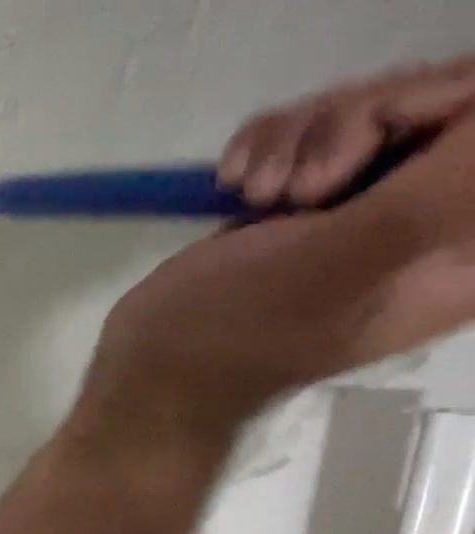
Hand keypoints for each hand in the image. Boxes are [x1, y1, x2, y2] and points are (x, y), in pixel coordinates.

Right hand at [74, 61, 474, 448]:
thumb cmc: (240, 329)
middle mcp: (435, 214)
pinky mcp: (303, 206)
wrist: (150, 371)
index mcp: (470, 237)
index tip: (346, 162)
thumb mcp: (350, 258)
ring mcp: (365, 207)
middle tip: (290, 188)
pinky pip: (308, 133)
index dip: (426, 110)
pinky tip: (233, 179)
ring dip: (296, 135)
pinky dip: (264, 143)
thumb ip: (449, 186)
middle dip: (351, 121)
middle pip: (435, 103)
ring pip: (366, 110)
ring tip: (251, 191)